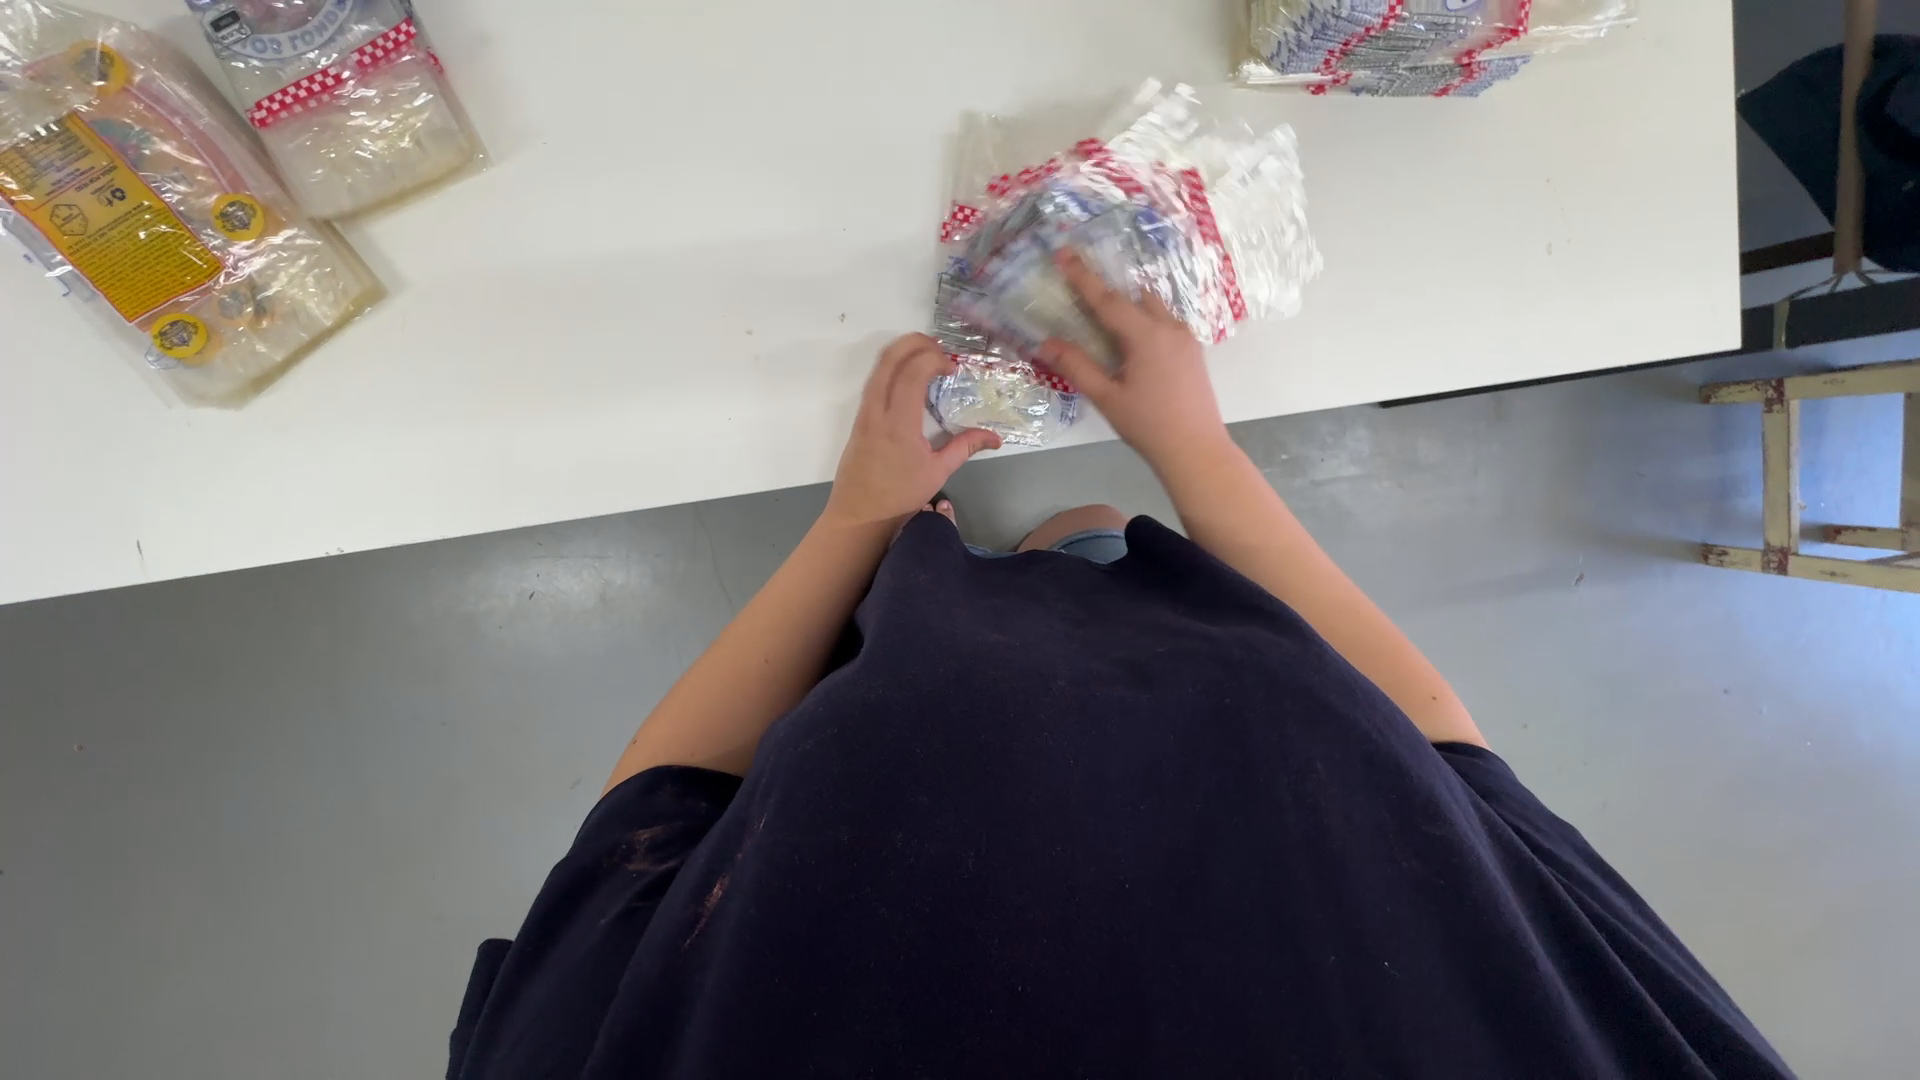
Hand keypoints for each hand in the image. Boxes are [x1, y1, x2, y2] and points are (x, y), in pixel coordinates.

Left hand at [823, 334, 1001, 527]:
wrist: (859, 514)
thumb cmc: (899, 497)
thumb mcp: (938, 473)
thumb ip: (965, 447)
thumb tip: (995, 438)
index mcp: (899, 424)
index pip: (912, 373)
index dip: (934, 359)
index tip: (952, 367)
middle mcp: (877, 412)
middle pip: (889, 359)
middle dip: (914, 343)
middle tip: (938, 348)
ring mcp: (864, 413)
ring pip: (877, 367)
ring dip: (900, 353)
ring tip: (925, 354)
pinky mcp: (859, 419)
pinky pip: (873, 381)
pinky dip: (891, 368)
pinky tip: (909, 376)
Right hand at [1035, 252, 1229, 468]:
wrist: (1195, 449)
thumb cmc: (1148, 425)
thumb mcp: (1107, 398)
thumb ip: (1077, 367)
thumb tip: (1047, 344)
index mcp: (1146, 336)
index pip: (1108, 299)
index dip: (1083, 277)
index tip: (1064, 253)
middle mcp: (1169, 328)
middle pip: (1133, 297)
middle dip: (1108, 293)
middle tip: (1082, 293)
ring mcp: (1186, 338)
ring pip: (1153, 308)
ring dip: (1129, 307)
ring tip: (1106, 321)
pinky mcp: (1193, 351)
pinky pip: (1165, 322)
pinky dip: (1145, 321)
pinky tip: (1132, 342)